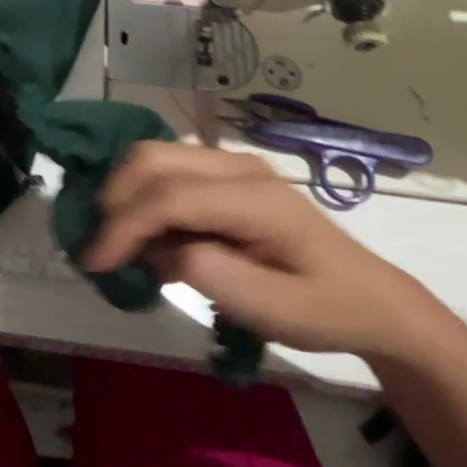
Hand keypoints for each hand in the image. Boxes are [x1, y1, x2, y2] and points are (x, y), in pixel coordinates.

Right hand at [82, 142, 452, 359]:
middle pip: (152, 159)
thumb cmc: (322, 309)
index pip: (169, 196)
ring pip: (155, 157)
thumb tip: (154, 250)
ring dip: (125, 193)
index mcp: (254, 199)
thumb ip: (205, 271)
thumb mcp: (267, 309)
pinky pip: (168, 170)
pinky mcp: (225, 175)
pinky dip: (141, 194)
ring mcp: (232, 165)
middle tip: (99, 249)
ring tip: (116, 243)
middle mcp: (238, 167)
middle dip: (115, 199)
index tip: (95, 264)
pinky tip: (142, 234)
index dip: (124, 226)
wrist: (370, 299)